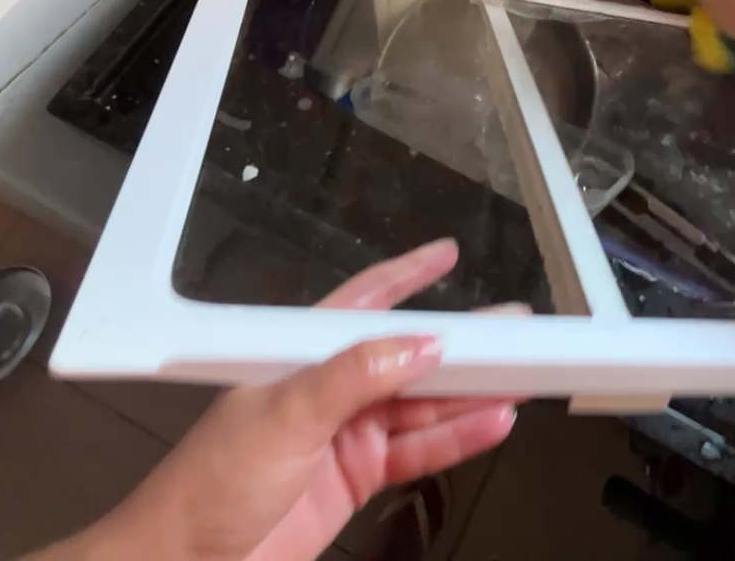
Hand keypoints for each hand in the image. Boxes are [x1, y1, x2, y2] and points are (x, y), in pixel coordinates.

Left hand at [40, 240, 516, 560]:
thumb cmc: (213, 481)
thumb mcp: (285, 414)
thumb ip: (355, 376)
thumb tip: (424, 343)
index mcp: (305, 352)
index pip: (366, 300)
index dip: (408, 273)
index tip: (446, 253)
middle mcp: (333, 386)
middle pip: (408, 355)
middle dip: (462, 342)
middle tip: (515, 330)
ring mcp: (349, 432)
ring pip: (423, 403)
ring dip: (471, 393)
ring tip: (521, 378)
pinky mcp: (360, 478)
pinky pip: (419, 451)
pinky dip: (457, 438)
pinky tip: (492, 423)